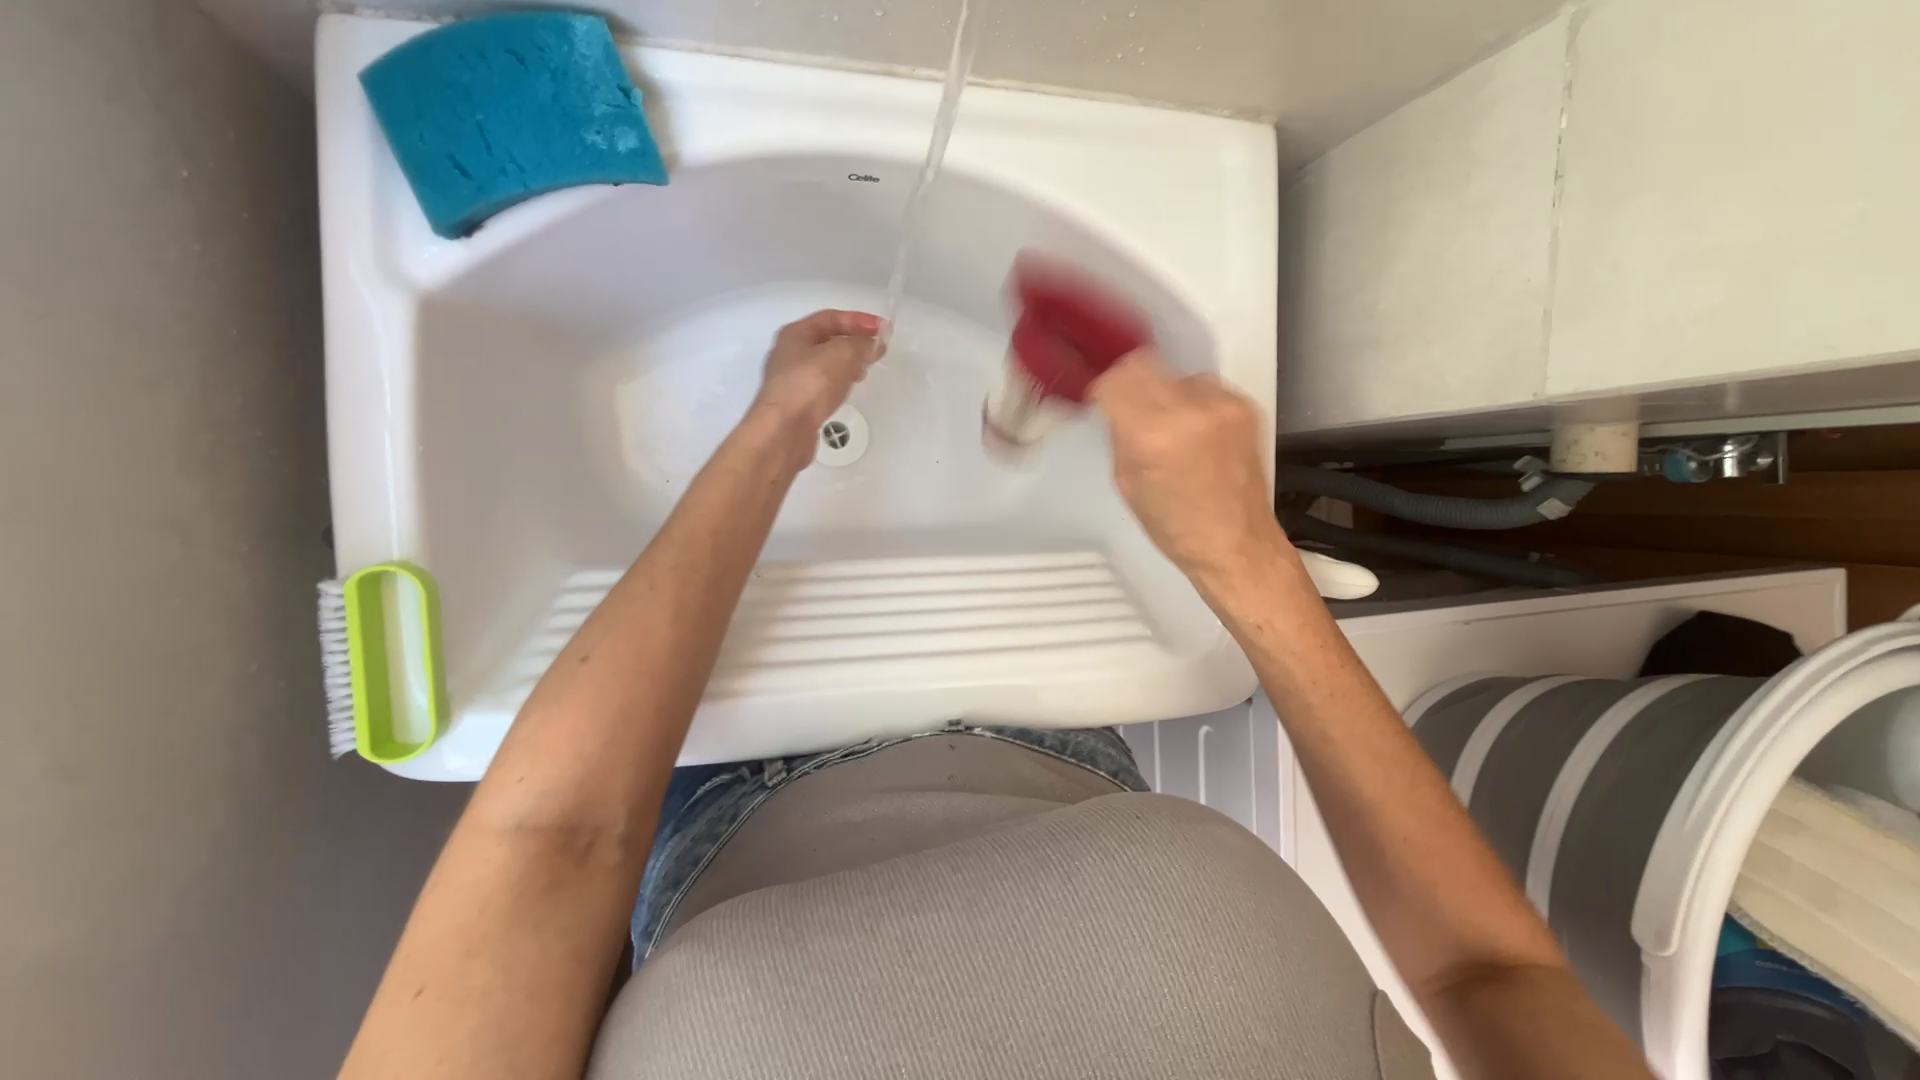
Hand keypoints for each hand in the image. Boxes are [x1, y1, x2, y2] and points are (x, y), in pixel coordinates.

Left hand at [750, 308, 884, 432]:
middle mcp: (789, 353)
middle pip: (826, 340)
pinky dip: (839, 382)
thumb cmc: (809, 385)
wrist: (783, 430)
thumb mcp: (842, 354)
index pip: (831, 318)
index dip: (859, 320)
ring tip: (864, 370)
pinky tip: (847, 390)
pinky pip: (822, 385)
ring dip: (847, 363)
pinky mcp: (797, 403)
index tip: (882, 328)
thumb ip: (861, 344)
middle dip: (853, 342)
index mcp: (795, 334)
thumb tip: (872, 344)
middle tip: (875, 349)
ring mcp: (791, 380)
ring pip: (825, 364)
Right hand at [1089, 348, 1288, 583]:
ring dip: (1163, 392)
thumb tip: (1116, 408)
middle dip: (1128, 384)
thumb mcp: (1127, 483)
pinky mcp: (1244, 407)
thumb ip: (1120, 436)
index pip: (1115, 381)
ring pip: (1174, 374)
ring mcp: (1222, 405)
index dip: (1101, 388)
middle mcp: (1190, 411)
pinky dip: (1192, 402)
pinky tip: (1193, 432)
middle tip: (1125, 405)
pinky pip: (1205, 387)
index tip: (1099, 398)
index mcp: (1152, 434)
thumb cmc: (1179, 527)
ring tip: (1166, 426)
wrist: (1236, 543)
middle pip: (1142, 366)